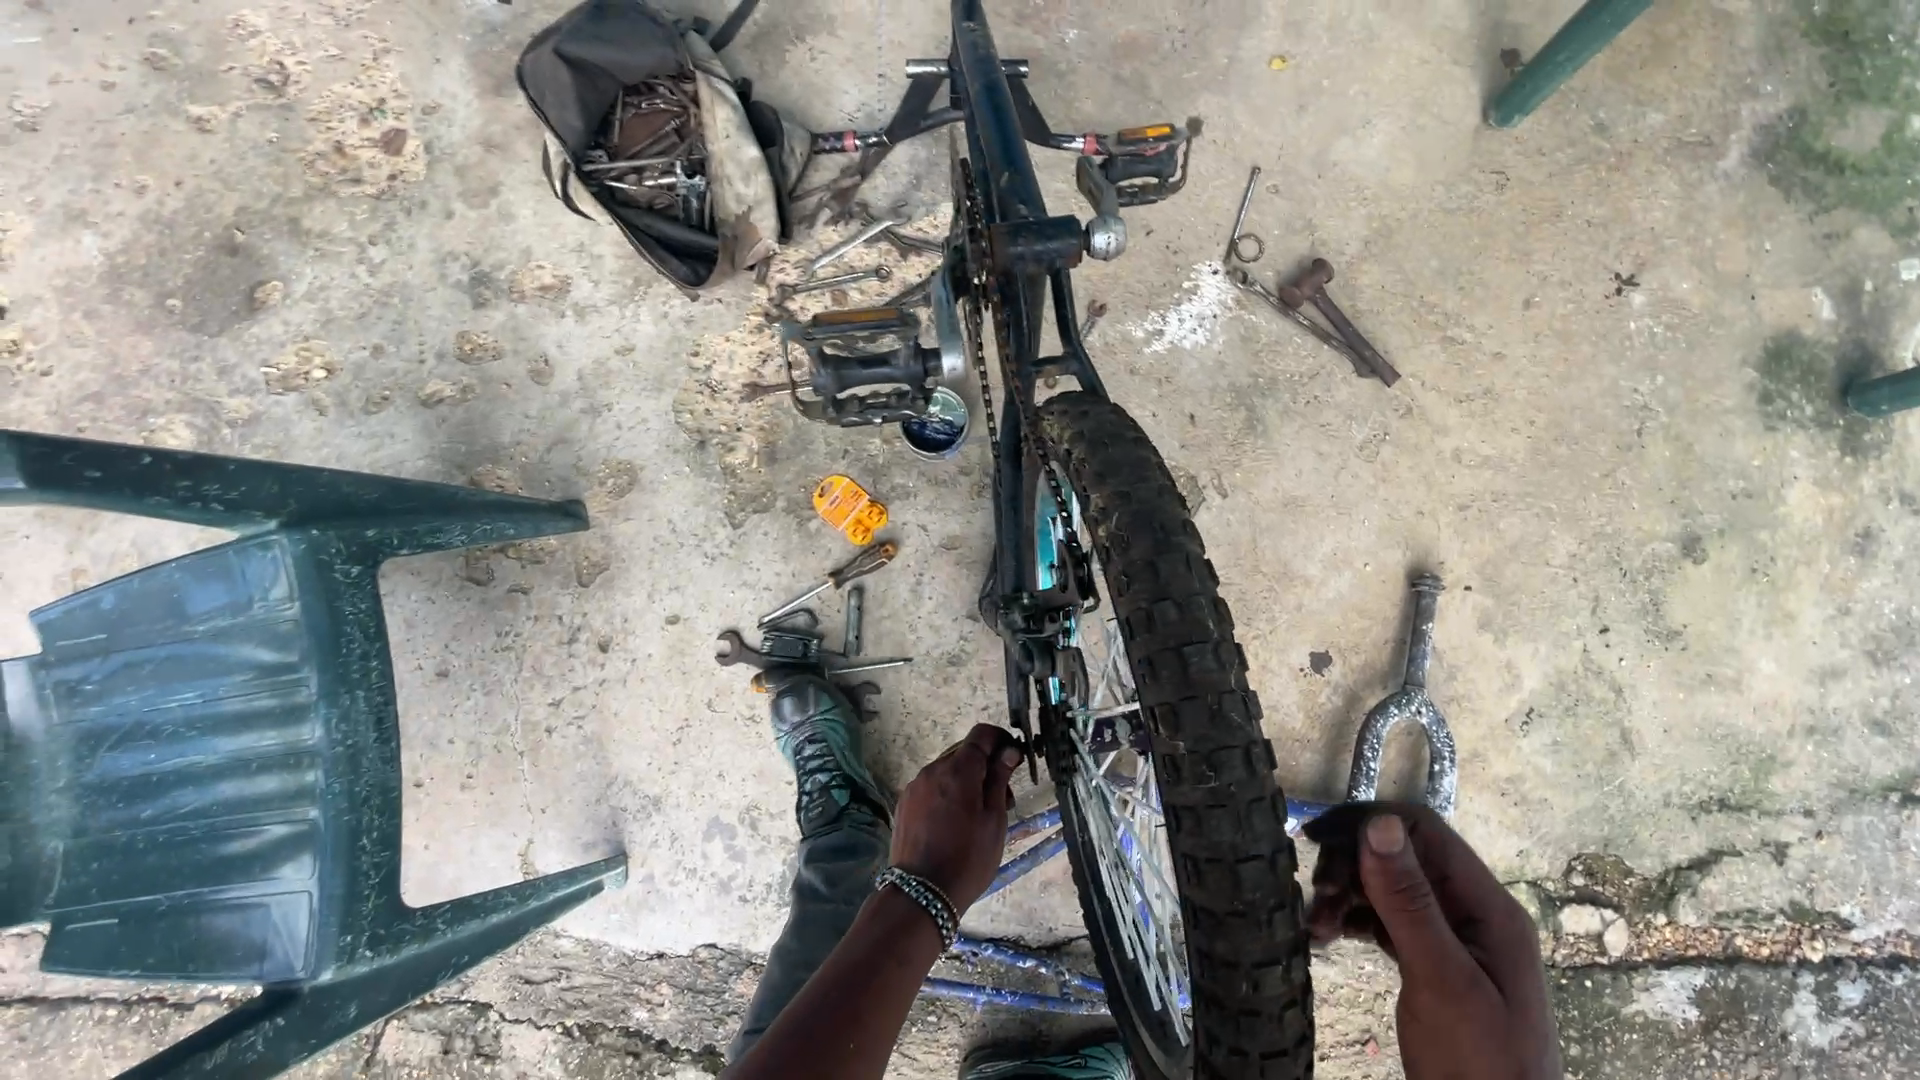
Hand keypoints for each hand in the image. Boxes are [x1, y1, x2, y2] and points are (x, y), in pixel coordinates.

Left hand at [889, 723, 1023, 911]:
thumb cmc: (968, 858)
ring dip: (966, 780)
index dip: (1001, 740)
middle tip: (1003, 798)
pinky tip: (954, 822)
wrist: (921, 893)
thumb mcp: (994, 820)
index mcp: (958, 770)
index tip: (1013, 760)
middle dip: (985, 765)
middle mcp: (932, 770)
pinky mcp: (904, 803)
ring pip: (947, 769)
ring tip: (978, 815)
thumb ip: (999, 779)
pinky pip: (932, 786)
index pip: (981, 734)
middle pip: (964, 751)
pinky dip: (947, 792)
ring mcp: (915, 786)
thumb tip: (1008, 750)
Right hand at [1303, 802, 1561, 1079]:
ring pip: (1388, 888)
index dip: (1368, 824)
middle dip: (1351, 865)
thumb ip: (1409, 902)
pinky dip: (1352, 921)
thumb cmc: (1477, 1066)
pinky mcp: (1431, 963)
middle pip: (1401, 857)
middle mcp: (1471, 913)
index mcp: (1487, 907)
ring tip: (1314, 927)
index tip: (1316, 842)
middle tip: (1315, 896)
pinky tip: (1326, 936)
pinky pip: (1385, 921)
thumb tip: (1379, 821)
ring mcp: (1453, 939)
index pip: (1424, 831)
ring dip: (1345, 895)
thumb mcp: (1441, 981)